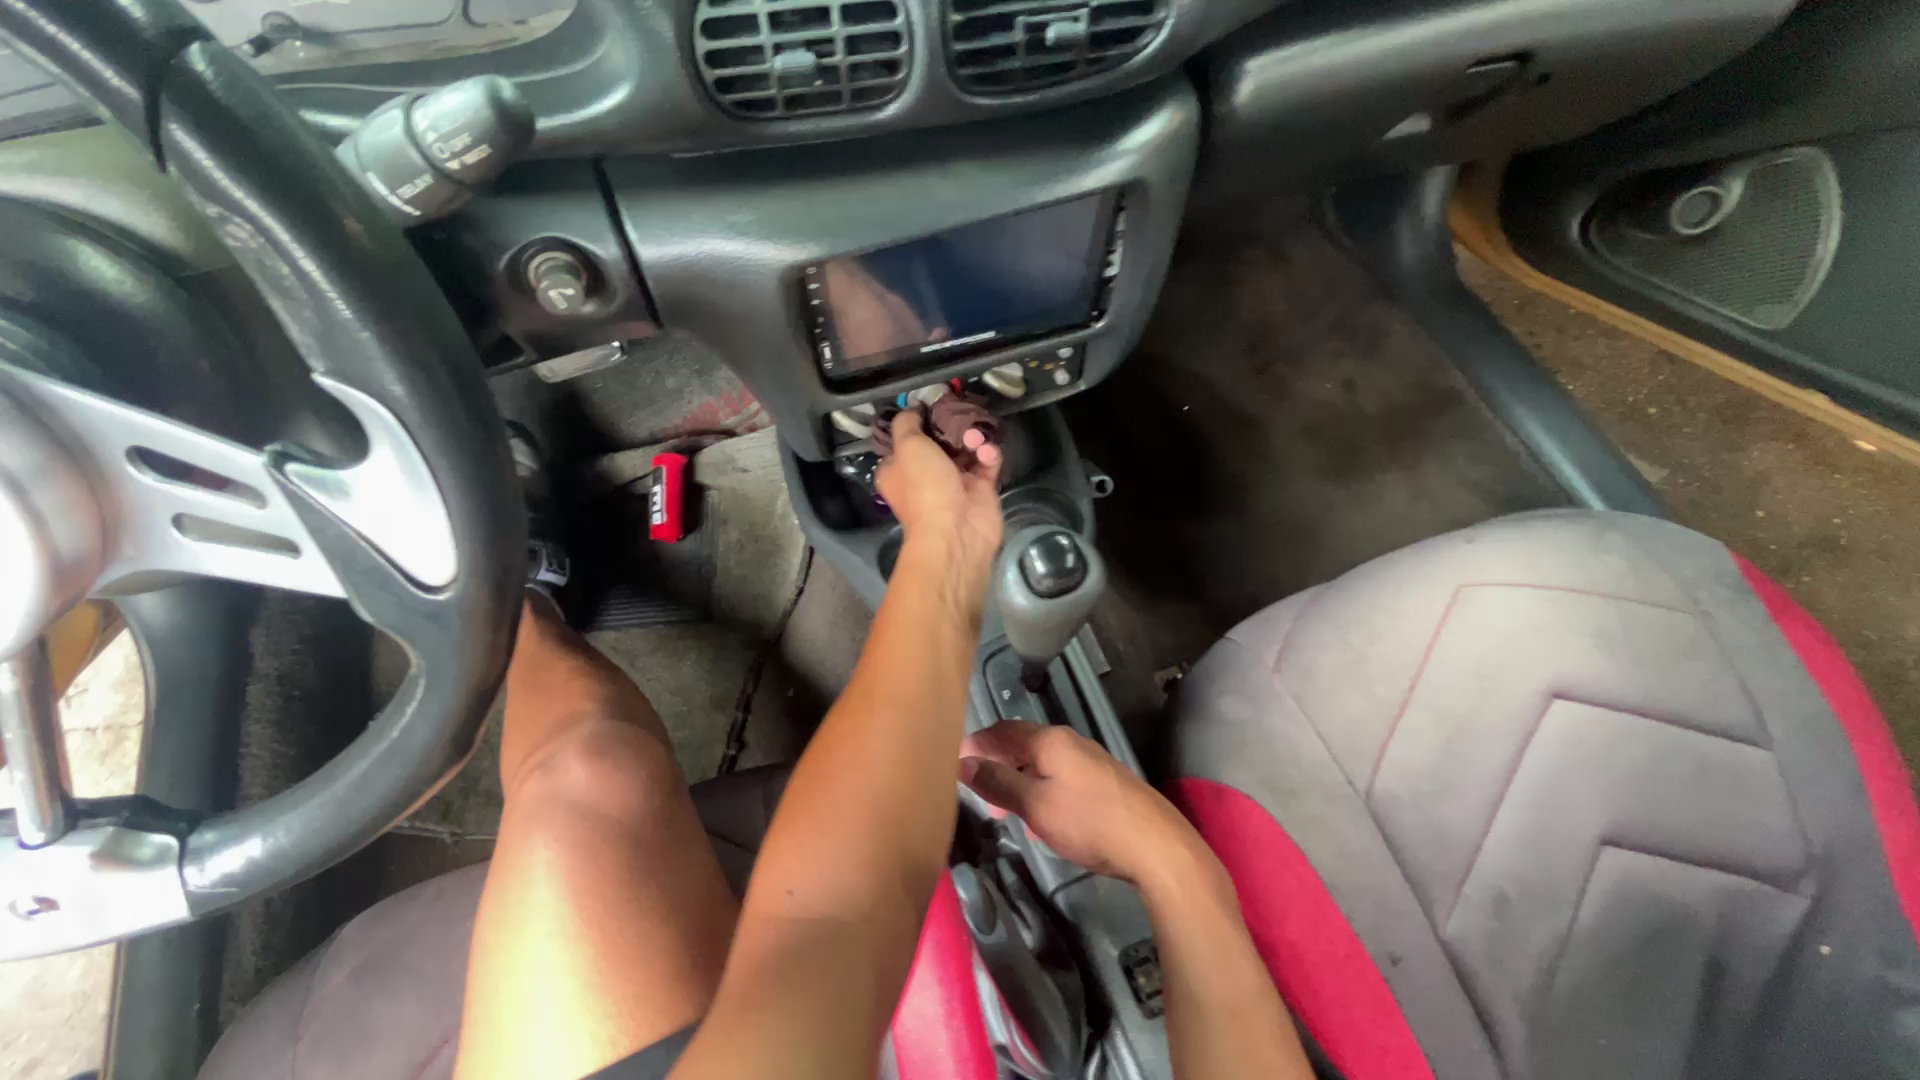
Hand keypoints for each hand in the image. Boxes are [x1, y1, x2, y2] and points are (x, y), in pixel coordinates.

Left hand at [875, 409, 1002, 574]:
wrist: (956, 531)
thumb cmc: (924, 487)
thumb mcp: (906, 446)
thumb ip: (907, 423)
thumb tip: (913, 408)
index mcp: (899, 469)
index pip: (906, 439)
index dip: (918, 421)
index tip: (931, 404)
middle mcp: (925, 475)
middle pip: (940, 440)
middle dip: (952, 426)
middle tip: (959, 417)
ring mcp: (954, 482)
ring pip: (966, 449)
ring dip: (973, 438)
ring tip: (975, 440)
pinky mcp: (981, 489)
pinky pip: (986, 462)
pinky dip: (989, 455)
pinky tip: (987, 454)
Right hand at [959, 722, 1203, 884]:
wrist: (1155, 845)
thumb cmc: (1088, 822)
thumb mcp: (1035, 805)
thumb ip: (999, 783)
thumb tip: (965, 763)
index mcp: (1050, 740)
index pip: (1003, 730)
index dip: (977, 744)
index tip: (955, 763)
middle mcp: (1070, 741)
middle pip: (1022, 744)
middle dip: (997, 764)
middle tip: (977, 793)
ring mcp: (1091, 761)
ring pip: (1042, 763)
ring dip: (1018, 781)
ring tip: (1005, 811)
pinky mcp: (1104, 782)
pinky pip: (1060, 777)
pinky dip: (1040, 790)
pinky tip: (1041, 818)